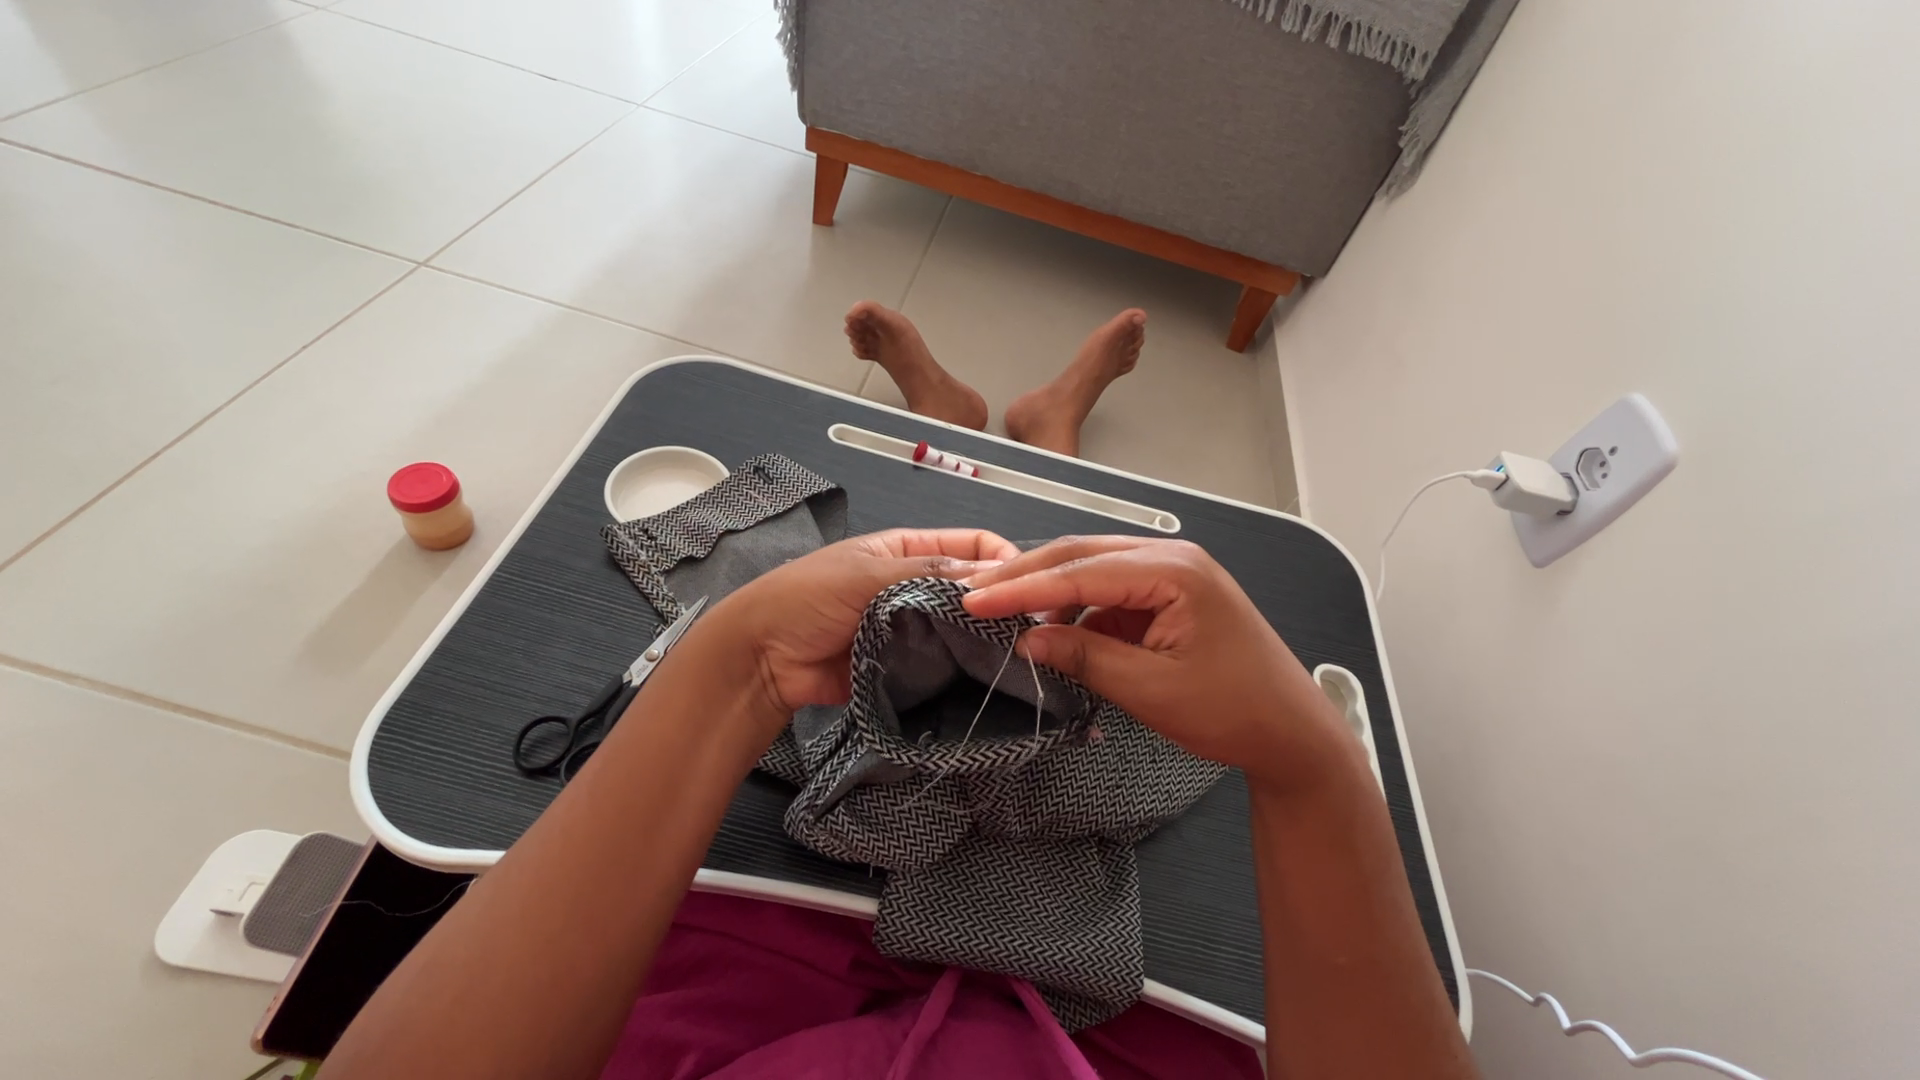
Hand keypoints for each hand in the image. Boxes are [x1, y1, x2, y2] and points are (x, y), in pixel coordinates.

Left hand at [711, 528, 1019, 718]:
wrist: (762, 659)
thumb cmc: (805, 598)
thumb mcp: (866, 572)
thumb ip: (928, 573)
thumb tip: (992, 574)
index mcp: (908, 550)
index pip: (971, 545)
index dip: (1001, 558)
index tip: (1024, 585)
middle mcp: (917, 587)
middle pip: (974, 590)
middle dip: (999, 602)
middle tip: (1026, 626)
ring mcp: (914, 629)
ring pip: (963, 629)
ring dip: (984, 638)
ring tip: (1012, 653)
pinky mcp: (907, 667)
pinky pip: (944, 664)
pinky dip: (963, 669)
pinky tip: (984, 676)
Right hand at [961, 536, 1357, 791]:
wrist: (1292, 732)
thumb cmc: (1233, 710)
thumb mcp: (1150, 688)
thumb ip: (1085, 657)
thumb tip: (1026, 641)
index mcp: (1174, 570)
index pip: (1081, 571)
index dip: (1022, 587)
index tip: (976, 600)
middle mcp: (1172, 557)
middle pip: (1082, 556)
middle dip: (1027, 577)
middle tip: (975, 594)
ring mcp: (1171, 574)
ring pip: (1092, 572)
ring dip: (1049, 594)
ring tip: (1002, 612)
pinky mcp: (1167, 597)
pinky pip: (1109, 594)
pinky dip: (1077, 611)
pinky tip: (1051, 630)